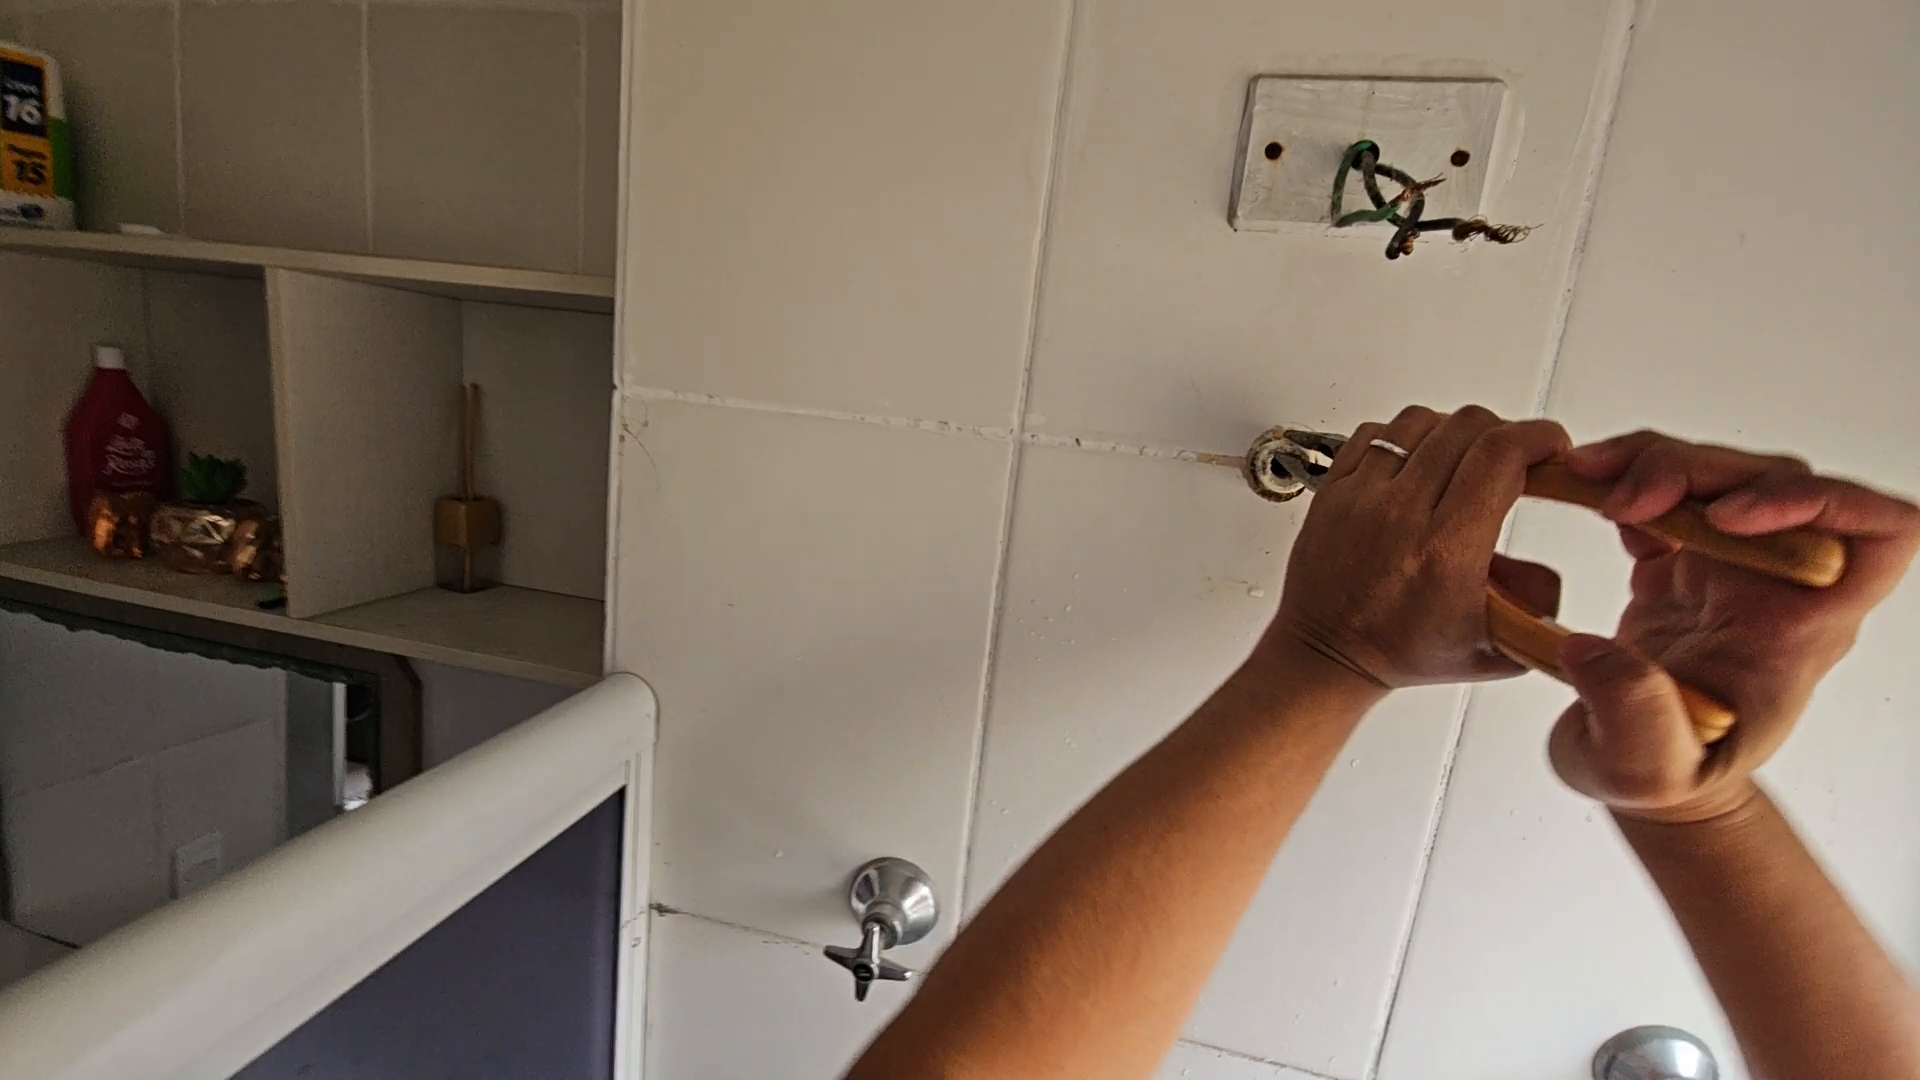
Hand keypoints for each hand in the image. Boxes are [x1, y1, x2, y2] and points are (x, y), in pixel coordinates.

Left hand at [1264, 405, 1571, 688]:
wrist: (1326, 651)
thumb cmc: (1398, 650)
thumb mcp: (1496, 644)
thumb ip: (1539, 597)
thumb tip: (1552, 556)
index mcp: (1445, 548)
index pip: (1499, 454)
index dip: (1538, 438)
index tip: (1550, 448)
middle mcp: (1398, 515)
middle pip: (1463, 427)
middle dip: (1502, 432)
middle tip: (1510, 456)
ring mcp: (1358, 500)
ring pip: (1415, 423)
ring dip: (1449, 431)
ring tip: (1459, 458)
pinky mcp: (1329, 494)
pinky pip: (1369, 435)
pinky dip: (1399, 437)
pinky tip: (1412, 462)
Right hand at [1548, 432, 1919, 823]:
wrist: (1632, 765)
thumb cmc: (1652, 773)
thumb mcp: (1637, 764)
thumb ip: (1629, 711)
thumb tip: (1593, 649)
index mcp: (1794, 631)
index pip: (1878, 538)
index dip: (1819, 503)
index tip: (1726, 515)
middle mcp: (1772, 591)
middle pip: (1778, 486)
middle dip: (1698, 471)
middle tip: (1618, 496)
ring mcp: (1724, 576)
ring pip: (1720, 481)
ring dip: (1656, 463)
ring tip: (1584, 473)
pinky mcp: (1674, 570)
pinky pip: (1668, 500)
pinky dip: (1626, 480)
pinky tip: (1587, 491)